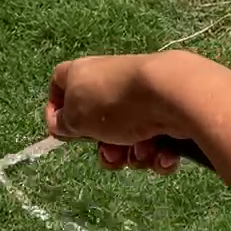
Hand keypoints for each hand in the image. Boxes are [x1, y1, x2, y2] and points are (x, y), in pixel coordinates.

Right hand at [46, 52, 202, 174]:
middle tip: (113, 155)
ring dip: (136, 155)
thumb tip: (62, 123)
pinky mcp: (173, 114)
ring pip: (132, 141)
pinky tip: (165, 154)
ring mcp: (145, 100)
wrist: (172, 94)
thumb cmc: (114, 102)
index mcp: (84, 74)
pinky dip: (161, 154)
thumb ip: (65, 122)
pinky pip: (161, 145)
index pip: (60, 85)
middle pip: (102, 126)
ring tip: (143, 150)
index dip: (57, 110)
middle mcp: (114, 84)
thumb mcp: (77, 116)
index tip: (61, 131)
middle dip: (108, 150)